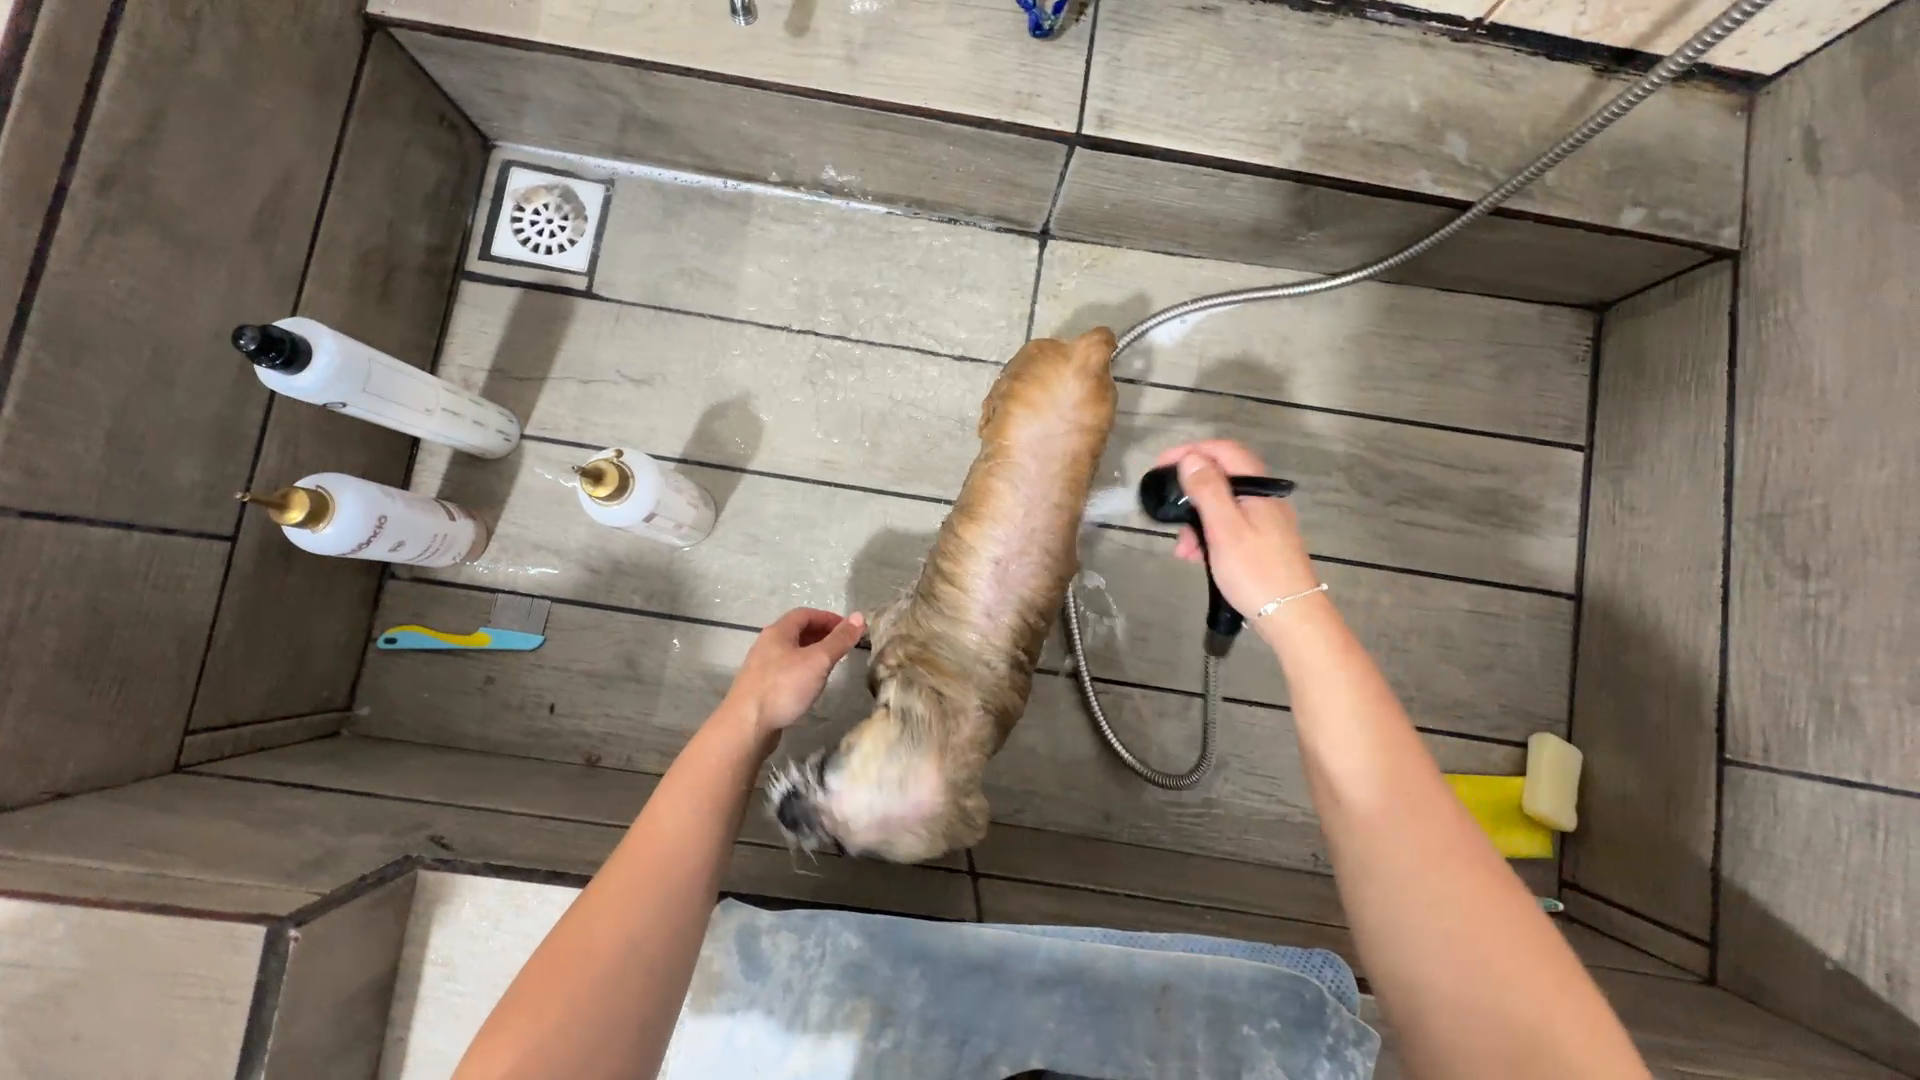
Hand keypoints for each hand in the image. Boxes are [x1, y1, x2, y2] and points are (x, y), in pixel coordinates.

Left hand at [721, 608, 866, 736]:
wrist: (746, 726)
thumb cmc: (783, 687)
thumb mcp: (818, 660)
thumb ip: (839, 639)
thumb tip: (860, 616)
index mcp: (778, 632)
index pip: (805, 614)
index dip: (829, 618)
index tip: (849, 629)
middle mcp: (767, 645)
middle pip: (797, 632)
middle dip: (822, 635)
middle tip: (843, 646)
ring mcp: (761, 667)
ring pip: (792, 652)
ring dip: (813, 654)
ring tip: (831, 665)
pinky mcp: (761, 688)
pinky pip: (786, 671)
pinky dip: (803, 670)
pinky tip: (811, 685)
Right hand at [1155, 441, 1322, 632]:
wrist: (1290, 615)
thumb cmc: (1255, 572)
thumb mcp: (1224, 529)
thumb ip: (1208, 490)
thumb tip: (1191, 458)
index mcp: (1257, 489)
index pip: (1223, 451)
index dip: (1191, 451)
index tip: (1161, 464)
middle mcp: (1264, 498)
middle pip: (1221, 478)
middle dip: (1190, 494)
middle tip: (1167, 513)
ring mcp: (1264, 520)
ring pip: (1222, 506)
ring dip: (1196, 521)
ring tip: (1183, 548)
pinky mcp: (1261, 541)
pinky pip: (1228, 527)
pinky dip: (1209, 536)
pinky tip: (1197, 557)